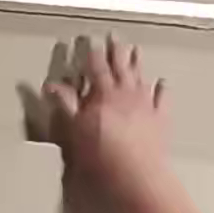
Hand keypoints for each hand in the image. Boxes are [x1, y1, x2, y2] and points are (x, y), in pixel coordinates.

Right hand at [45, 33, 169, 196]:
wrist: (137, 176)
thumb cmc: (100, 153)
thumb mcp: (74, 128)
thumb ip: (65, 103)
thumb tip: (51, 84)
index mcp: (103, 92)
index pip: (96, 66)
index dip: (92, 53)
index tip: (90, 40)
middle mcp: (125, 93)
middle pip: (120, 65)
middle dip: (116, 50)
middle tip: (114, 35)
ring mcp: (145, 104)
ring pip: (140, 76)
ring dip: (137, 62)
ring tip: (135, 49)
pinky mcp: (160, 120)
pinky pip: (162, 98)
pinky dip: (162, 88)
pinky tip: (162, 81)